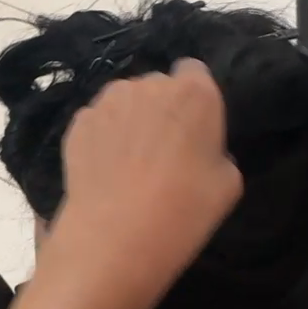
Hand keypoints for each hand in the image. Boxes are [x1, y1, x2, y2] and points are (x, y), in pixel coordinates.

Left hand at [45, 59, 241, 298]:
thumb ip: (218, 153)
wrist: (114, 236)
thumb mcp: (228, 185)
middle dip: (162, 109)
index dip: (194, 98)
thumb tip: (200, 152)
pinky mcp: (79, 122)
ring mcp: (108, 101)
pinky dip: (104, 138)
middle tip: (164, 152)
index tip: (193, 128)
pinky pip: (99, 122)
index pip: (195, 72)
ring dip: (131, 120)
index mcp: (194, 93)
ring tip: (130, 162)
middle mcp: (149, 84)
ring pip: (125, 101)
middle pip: (158, 86)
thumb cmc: (183, 210)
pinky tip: (106, 171)